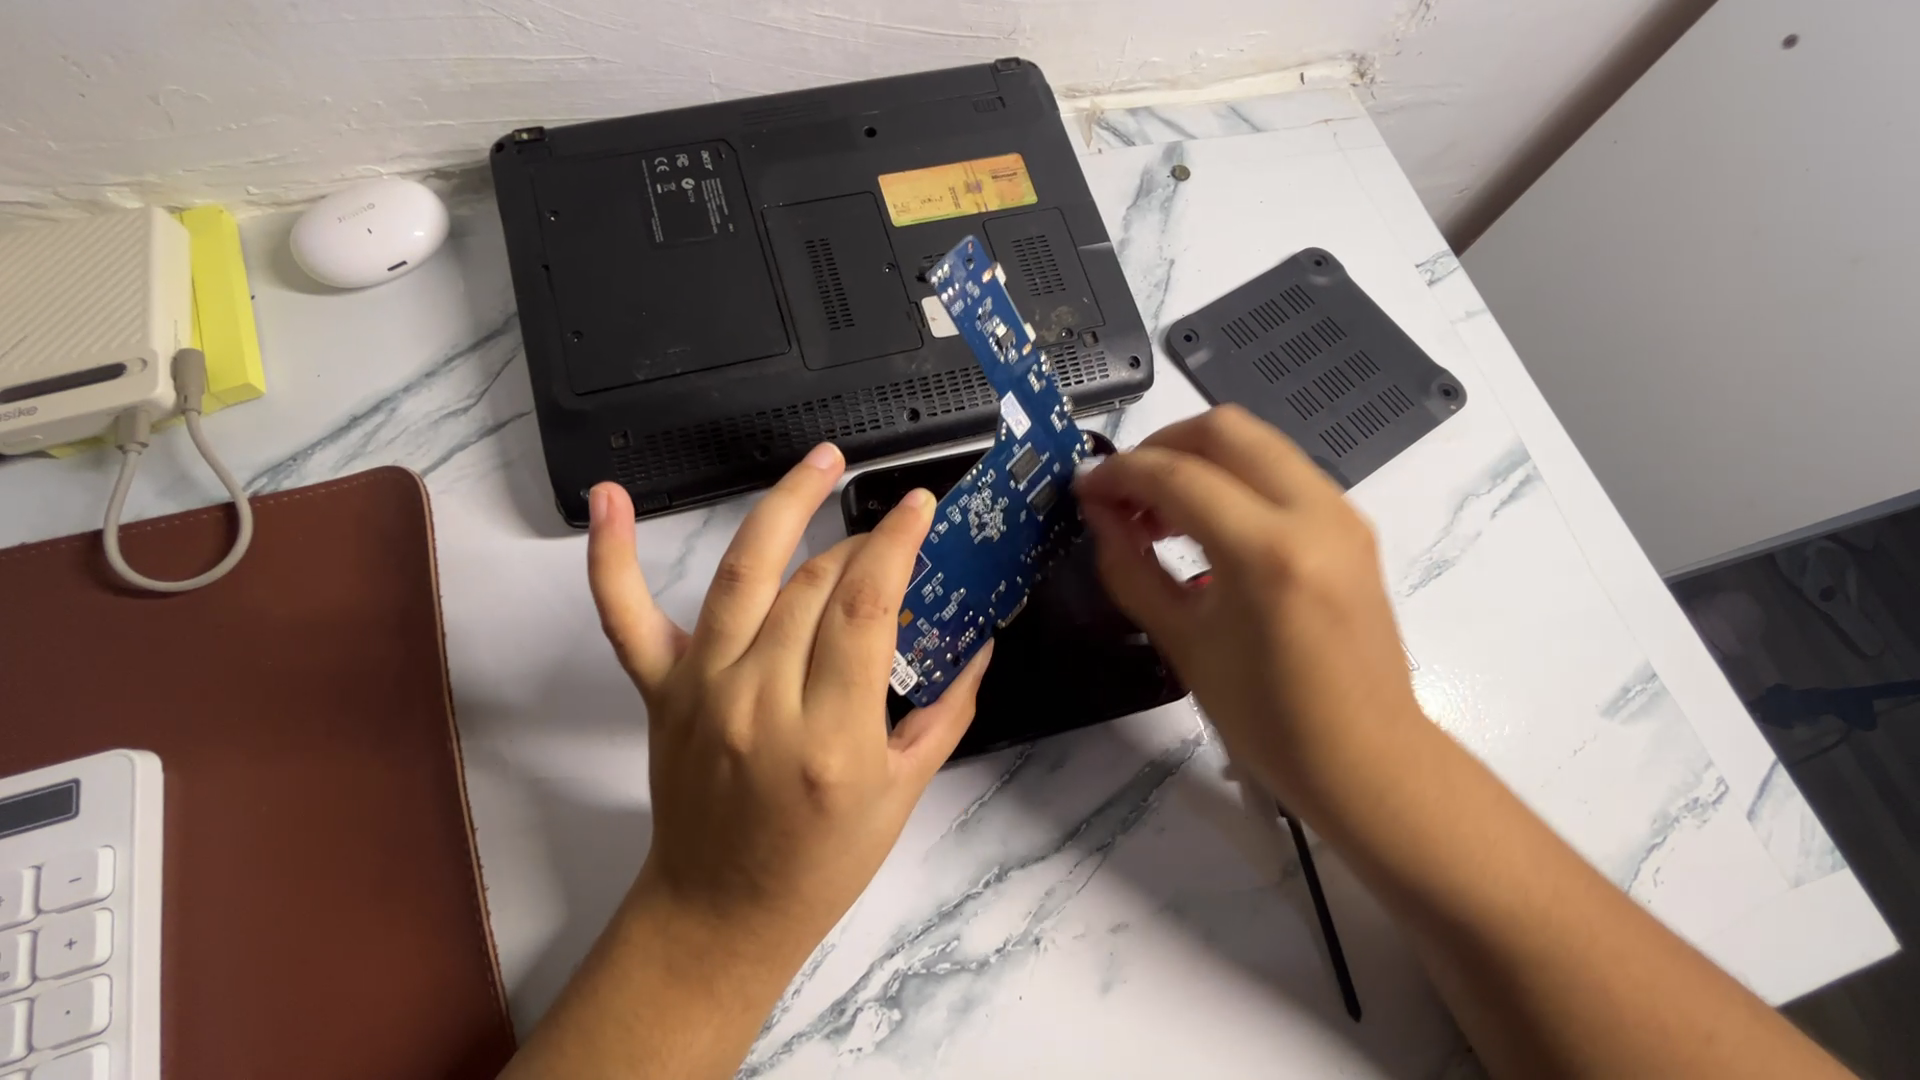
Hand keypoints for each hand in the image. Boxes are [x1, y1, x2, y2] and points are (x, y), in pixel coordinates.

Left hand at [587, 443, 990, 964]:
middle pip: (815, 583)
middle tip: (888, 534)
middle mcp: (761, 700)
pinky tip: (611, 497)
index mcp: (832, 735)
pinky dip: (611, 555)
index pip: (867, 606)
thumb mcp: (905, 792)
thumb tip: (982, 640)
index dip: (897, 543)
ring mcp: (702, 689)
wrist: (723, 911)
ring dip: (784, 505)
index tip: (920, 506)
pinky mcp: (660, 691)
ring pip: (745, 573)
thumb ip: (948, 710)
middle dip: (860, 543)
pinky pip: (626, 615)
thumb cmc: (825, 860)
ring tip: (821, 461)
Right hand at [1074, 406, 1421, 811]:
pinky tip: (1203, 520)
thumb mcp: (1181, 642)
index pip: (1177, 476)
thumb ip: (1131, 566)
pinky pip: (1280, 469)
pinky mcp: (1351, 524)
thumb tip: (1099, 514)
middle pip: (1222, 428)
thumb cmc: (1266, 719)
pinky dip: (1231, 475)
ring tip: (1157, 509)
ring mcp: (1341, 513)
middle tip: (1122, 490)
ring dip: (1196, 457)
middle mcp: (1313, 513)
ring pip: (1255, 440)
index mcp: (1267, 553)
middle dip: (1159, 446)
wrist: (1365, 758)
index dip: (1119, 473)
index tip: (1084, 490)